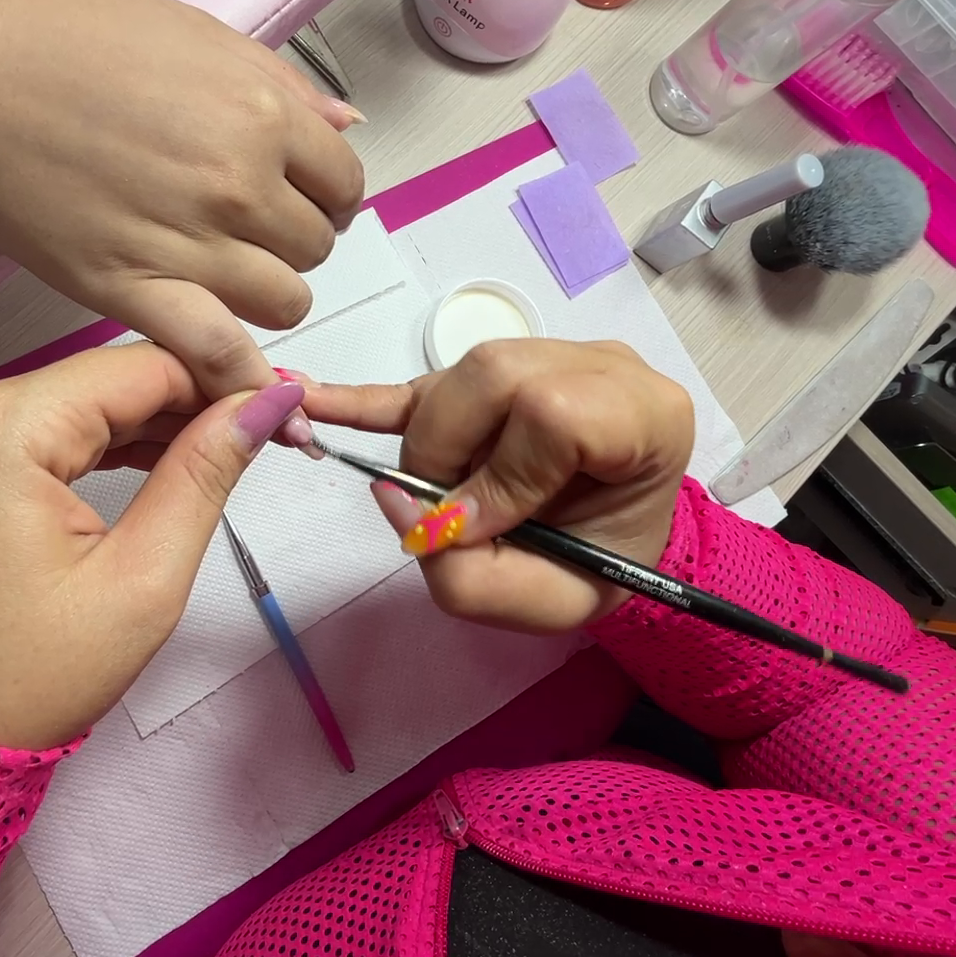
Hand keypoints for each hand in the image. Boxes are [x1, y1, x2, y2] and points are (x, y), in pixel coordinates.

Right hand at [0, 0, 365, 402]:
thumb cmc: (60, 41)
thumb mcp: (193, 31)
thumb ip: (282, 85)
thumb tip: (347, 127)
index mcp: (259, 113)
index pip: (344, 184)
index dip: (328, 195)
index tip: (305, 197)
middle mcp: (236, 186)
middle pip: (315, 249)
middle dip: (293, 240)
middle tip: (254, 228)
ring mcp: (187, 247)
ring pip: (283, 304)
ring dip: (268, 294)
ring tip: (228, 273)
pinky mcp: (131, 295)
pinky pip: (218, 355)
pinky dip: (243, 378)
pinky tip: (250, 387)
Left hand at [0, 345, 304, 748]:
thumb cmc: (27, 677)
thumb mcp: (140, 579)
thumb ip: (205, 474)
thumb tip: (265, 402)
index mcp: (4, 424)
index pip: (144, 367)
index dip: (226, 380)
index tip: (288, 409)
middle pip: (114, 380)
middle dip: (198, 403)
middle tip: (273, 433)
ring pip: (89, 403)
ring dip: (162, 423)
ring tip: (231, 449)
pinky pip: (57, 432)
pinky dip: (115, 443)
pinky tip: (169, 459)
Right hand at [300, 340, 694, 633]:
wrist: (607, 539)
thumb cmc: (591, 569)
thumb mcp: (550, 603)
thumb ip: (469, 575)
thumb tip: (393, 497)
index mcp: (645, 416)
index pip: (553, 415)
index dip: (501, 476)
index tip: (475, 526)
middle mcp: (599, 365)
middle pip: (489, 376)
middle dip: (444, 454)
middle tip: (442, 509)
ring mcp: (544, 352)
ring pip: (457, 374)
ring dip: (429, 441)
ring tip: (442, 488)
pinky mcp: (486, 369)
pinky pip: (418, 381)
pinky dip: (361, 399)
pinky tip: (310, 399)